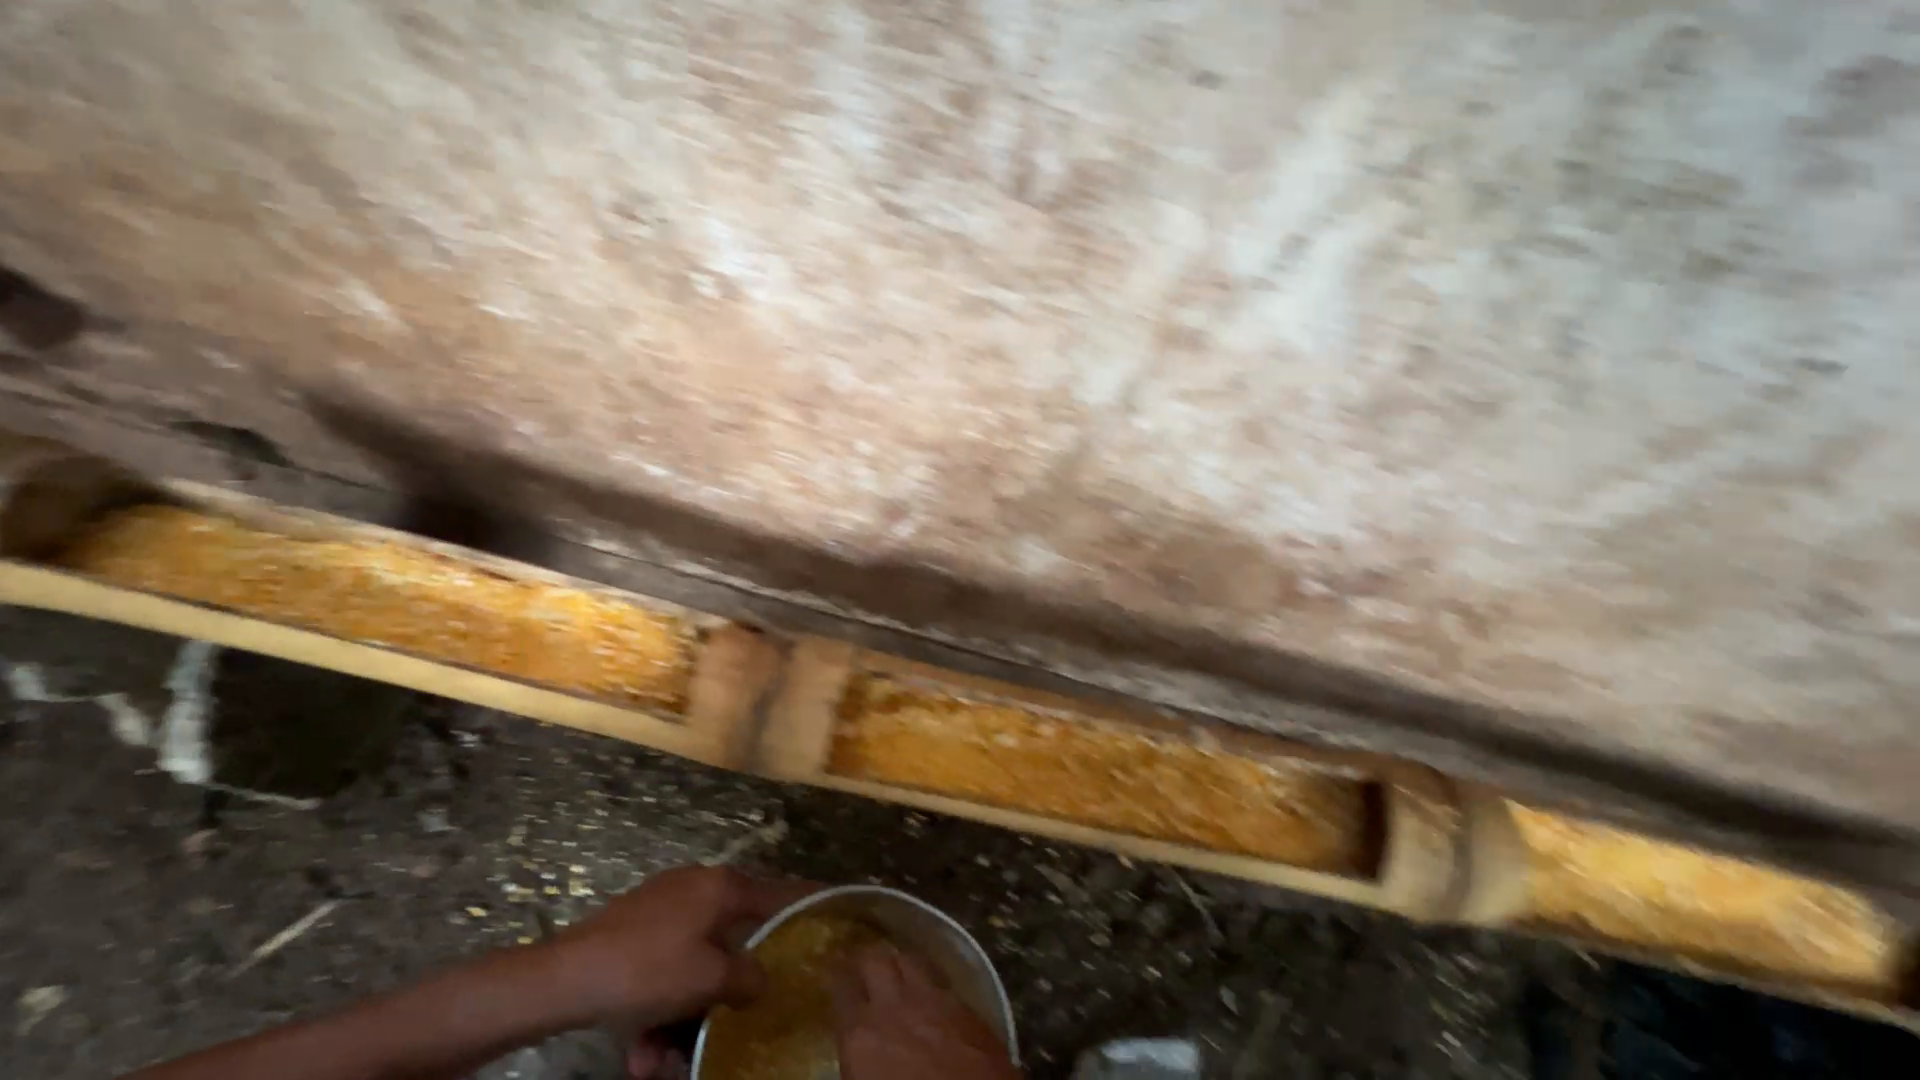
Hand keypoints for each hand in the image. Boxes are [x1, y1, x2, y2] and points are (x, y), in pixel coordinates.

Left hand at [551, 865, 812, 1028]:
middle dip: (729, 987)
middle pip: (733, 935)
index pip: (781, 892)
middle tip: (736, 1016)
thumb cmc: (648, 970)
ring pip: (693, 962)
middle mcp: (698, 885)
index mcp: (724, 886)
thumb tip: (762, 979)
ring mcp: (663, 904)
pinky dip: (660, 1006)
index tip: (833, 910)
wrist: (562, 978)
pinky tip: (642, 1048)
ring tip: (662, 1058)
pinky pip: (663, 968)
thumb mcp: (710, 979)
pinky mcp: (633, 927)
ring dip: (686, 1012)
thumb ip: (749, 976)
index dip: (808, 903)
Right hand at [831, 944, 1021, 1079]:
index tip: (829, 966)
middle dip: (862, 955)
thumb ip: (856, 1064)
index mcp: (860, 1034)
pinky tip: (925, 984)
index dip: (833, 973)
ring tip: (891, 962)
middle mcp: (893, 1006)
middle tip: (857, 959)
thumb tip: (855, 1056)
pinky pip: (938, 975)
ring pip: (907, 958)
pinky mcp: (964, 1005)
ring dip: (895, 958)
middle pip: (873, 959)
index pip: (839, 988)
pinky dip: (925, 974)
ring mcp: (932, 999)